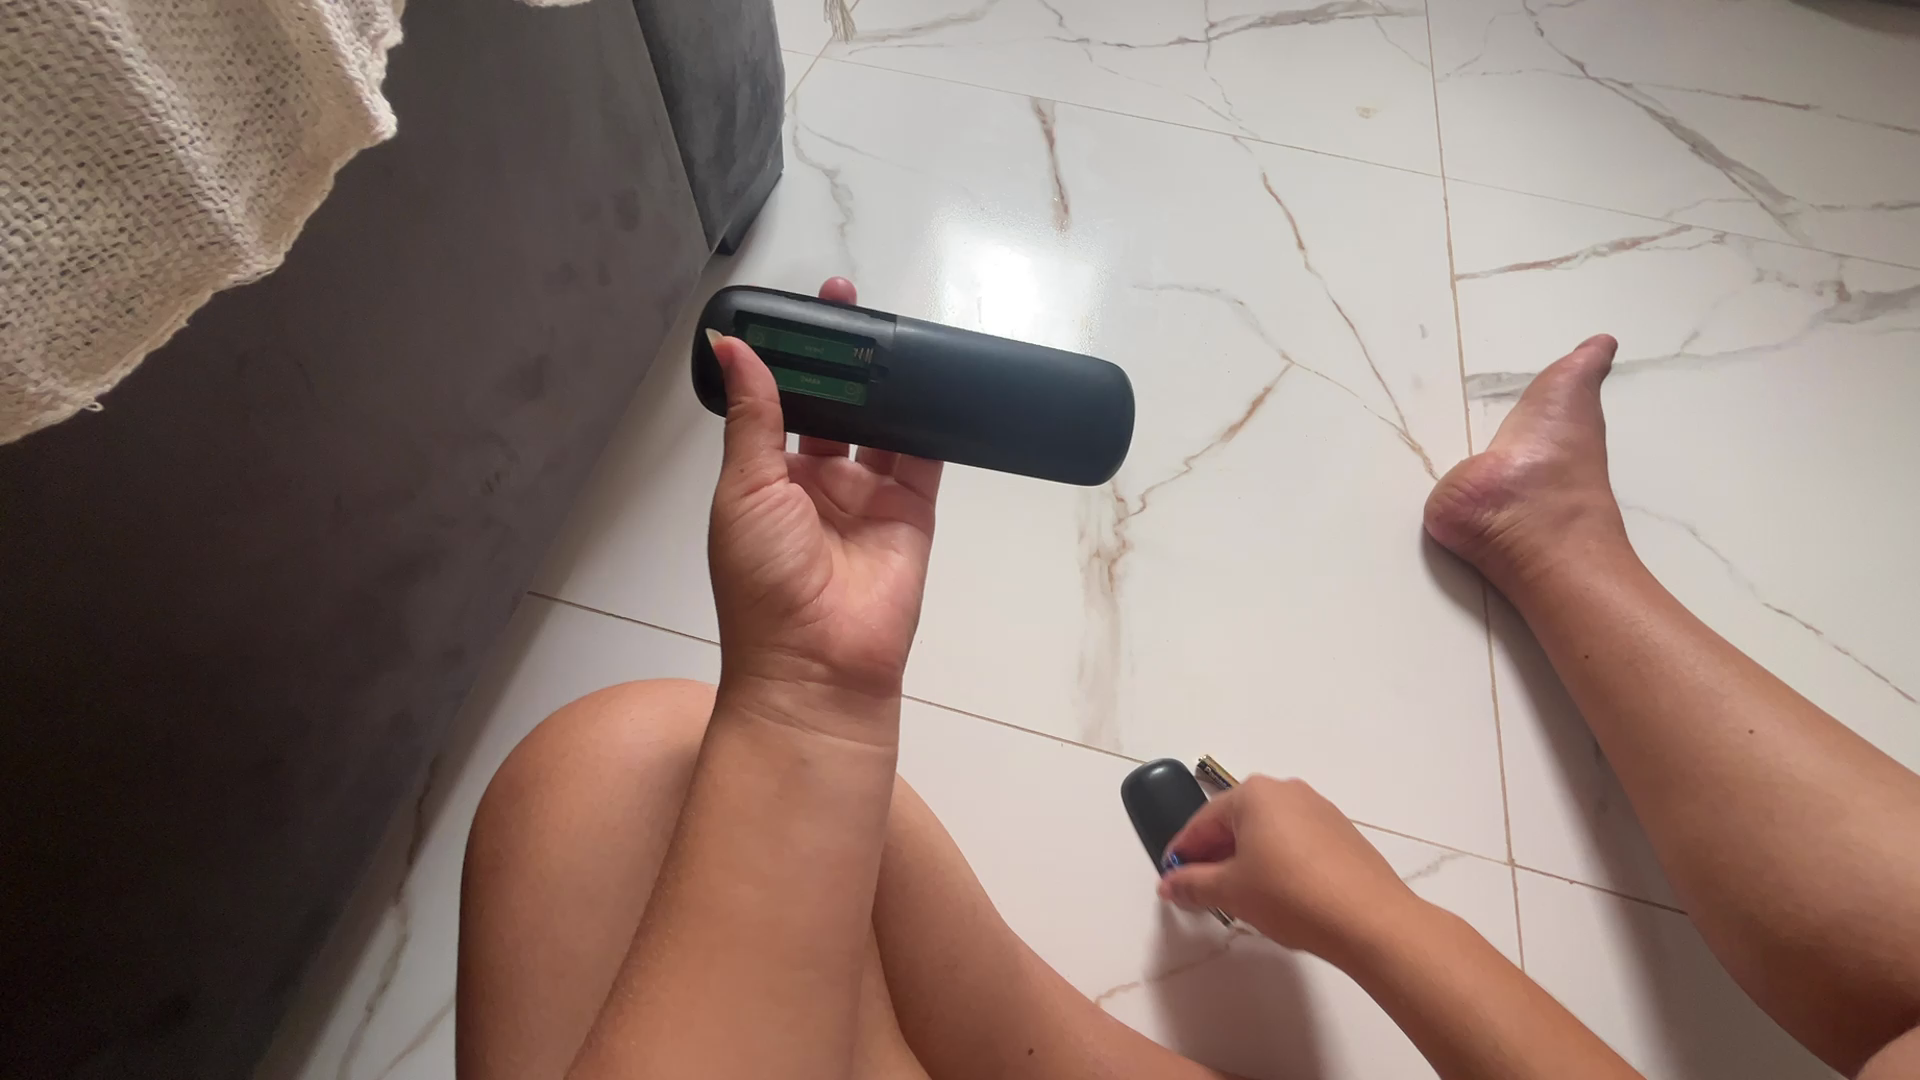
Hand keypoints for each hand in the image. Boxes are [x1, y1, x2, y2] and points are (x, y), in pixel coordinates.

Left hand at [706, 277, 942, 727]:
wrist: (819, 662)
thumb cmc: (764, 581)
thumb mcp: (745, 490)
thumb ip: (753, 417)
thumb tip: (733, 348)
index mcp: (769, 477)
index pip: (783, 402)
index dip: (793, 358)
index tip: (801, 311)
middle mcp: (819, 481)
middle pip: (837, 406)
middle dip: (844, 360)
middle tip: (852, 304)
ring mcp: (869, 495)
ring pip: (881, 424)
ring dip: (885, 383)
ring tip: (891, 330)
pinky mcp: (913, 510)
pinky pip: (924, 456)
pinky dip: (931, 420)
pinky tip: (933, 378)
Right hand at [1159, 776, 1424, 960]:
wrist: (1373, 922)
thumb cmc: (1291, 895)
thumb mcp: (1231, 892)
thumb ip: (1192, 884)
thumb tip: (1167, 884)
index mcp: (1252, 793)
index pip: (1202, 822)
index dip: (1183, 853)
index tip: (1171, 879)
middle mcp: (1284, 790)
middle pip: (1236, 823)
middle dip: (1216, 855)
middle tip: (1204, 890)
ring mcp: (1318, 809)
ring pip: (1267, 832)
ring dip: (1248, 859)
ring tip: (1244, 896)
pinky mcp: (1343, 833)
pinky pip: (1296, 842)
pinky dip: (1280, 862)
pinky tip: (1282, 894)